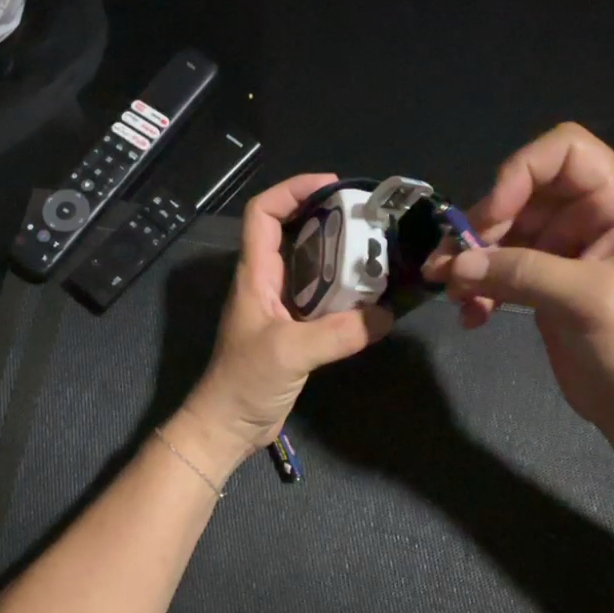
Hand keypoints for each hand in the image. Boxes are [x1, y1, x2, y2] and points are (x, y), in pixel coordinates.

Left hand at [177, 173, 394, 472]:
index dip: (292, 190)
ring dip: (342, 260)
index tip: (332, 185)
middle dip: (329, 221)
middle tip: (370, 221)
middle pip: (293, 235)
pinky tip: (372, 301)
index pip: (262, 214)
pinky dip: (346, 296)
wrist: (228, 427)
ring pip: (312, 270)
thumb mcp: (291, 351)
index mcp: (254, 276)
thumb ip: (338, 332)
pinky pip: (323, 303)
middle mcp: (266, 285)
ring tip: (380, 254)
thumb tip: (385, 316)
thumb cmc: (244, 382)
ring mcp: (280, 310)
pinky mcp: (294, 335)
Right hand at [425, 123, 613, 432]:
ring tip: (453, 295)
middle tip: (452, 266)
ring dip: (472, 262)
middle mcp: (589, 219)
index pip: (564, 152)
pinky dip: (478, 289)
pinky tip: (471, 317)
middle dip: (484, 227)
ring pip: (502, 235)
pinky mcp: (543, 287)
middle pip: (522, 194)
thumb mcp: (589, 301)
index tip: (491, 219)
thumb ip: (523, 274)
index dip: (520, 174)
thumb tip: (455, 264)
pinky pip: (498, 272)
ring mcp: (563, 254)